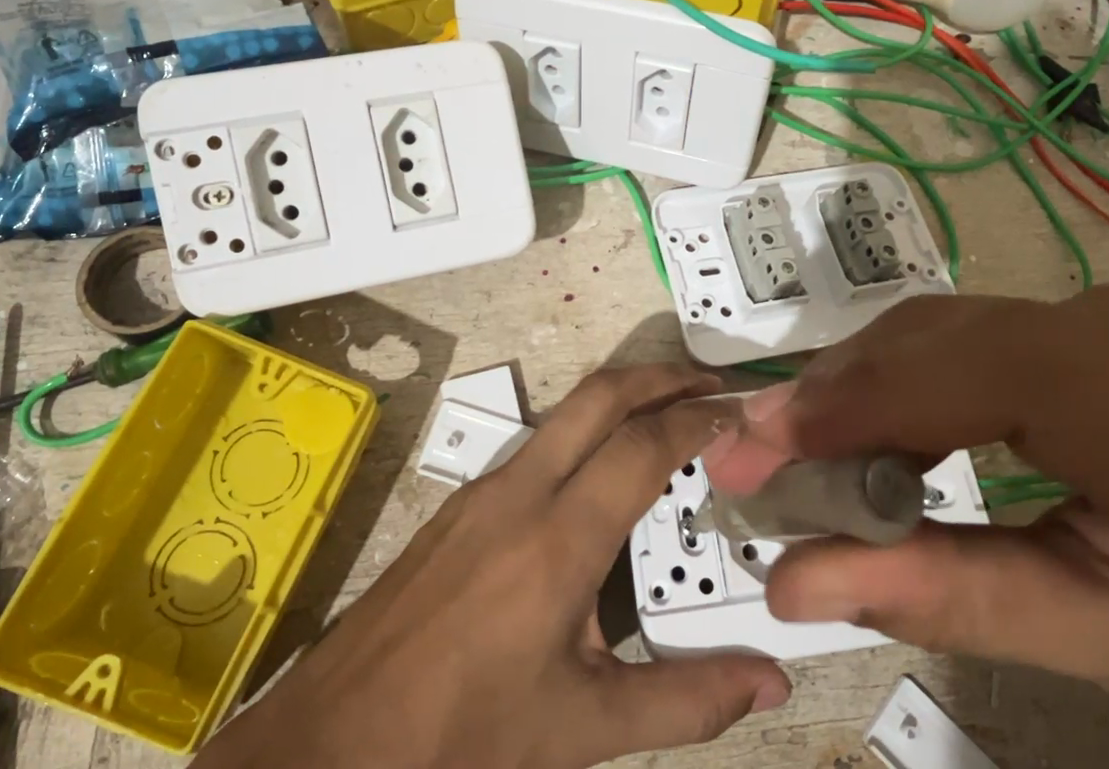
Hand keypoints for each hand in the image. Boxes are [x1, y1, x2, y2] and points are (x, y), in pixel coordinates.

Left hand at [197, 365, 789, 768]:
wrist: (335, 738)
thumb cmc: (463, 731)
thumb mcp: (583, 727)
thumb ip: (686, 701)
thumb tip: (773, 680)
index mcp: (558, 540)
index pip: (642, 448)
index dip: (697, 419)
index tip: (737, 409)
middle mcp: (518, 495)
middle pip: (598, 397)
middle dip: (661, 376)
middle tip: (712, 381)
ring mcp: (479, 494)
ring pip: (562, 416)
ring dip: (620, 401)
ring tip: (668, 418)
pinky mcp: (456, 509)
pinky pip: (534, 448)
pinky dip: (583, 435)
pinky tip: (600, 478)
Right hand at [703, 286, 1108, 761]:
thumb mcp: (1091, 641)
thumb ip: (941, 598)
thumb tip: (789, 581)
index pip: (995, 371)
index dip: (867, 398)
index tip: (763, 447)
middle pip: (959, 332)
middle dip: (841, 388)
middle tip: (755, 449)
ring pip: (965, 319)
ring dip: (873, 375)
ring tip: (810, 441)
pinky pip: (994, 326)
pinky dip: (923, 369)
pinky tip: (897, 420)